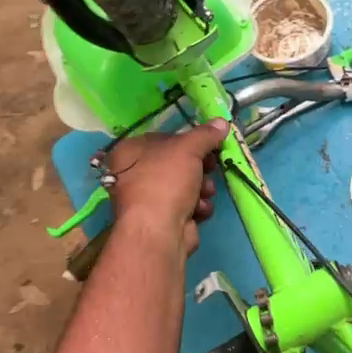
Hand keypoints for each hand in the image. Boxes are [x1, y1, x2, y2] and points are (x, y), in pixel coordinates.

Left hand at [104, 120, 226, 254]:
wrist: (159, 231)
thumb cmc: (166, 181)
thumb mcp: (188, 148)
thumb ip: (205, 134)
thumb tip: (222, 121)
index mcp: (129, 152)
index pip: (164, 139)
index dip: (189, 141)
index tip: (210, 144)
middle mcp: (133, 175)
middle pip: (177, 164)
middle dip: (200, 168)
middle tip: (212, 167)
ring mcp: (148, 200)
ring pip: (185, 186)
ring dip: (202, 188)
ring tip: (205, 193)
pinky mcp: (162, 220)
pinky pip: (186, 206)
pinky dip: (196, 207)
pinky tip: (199, 210)